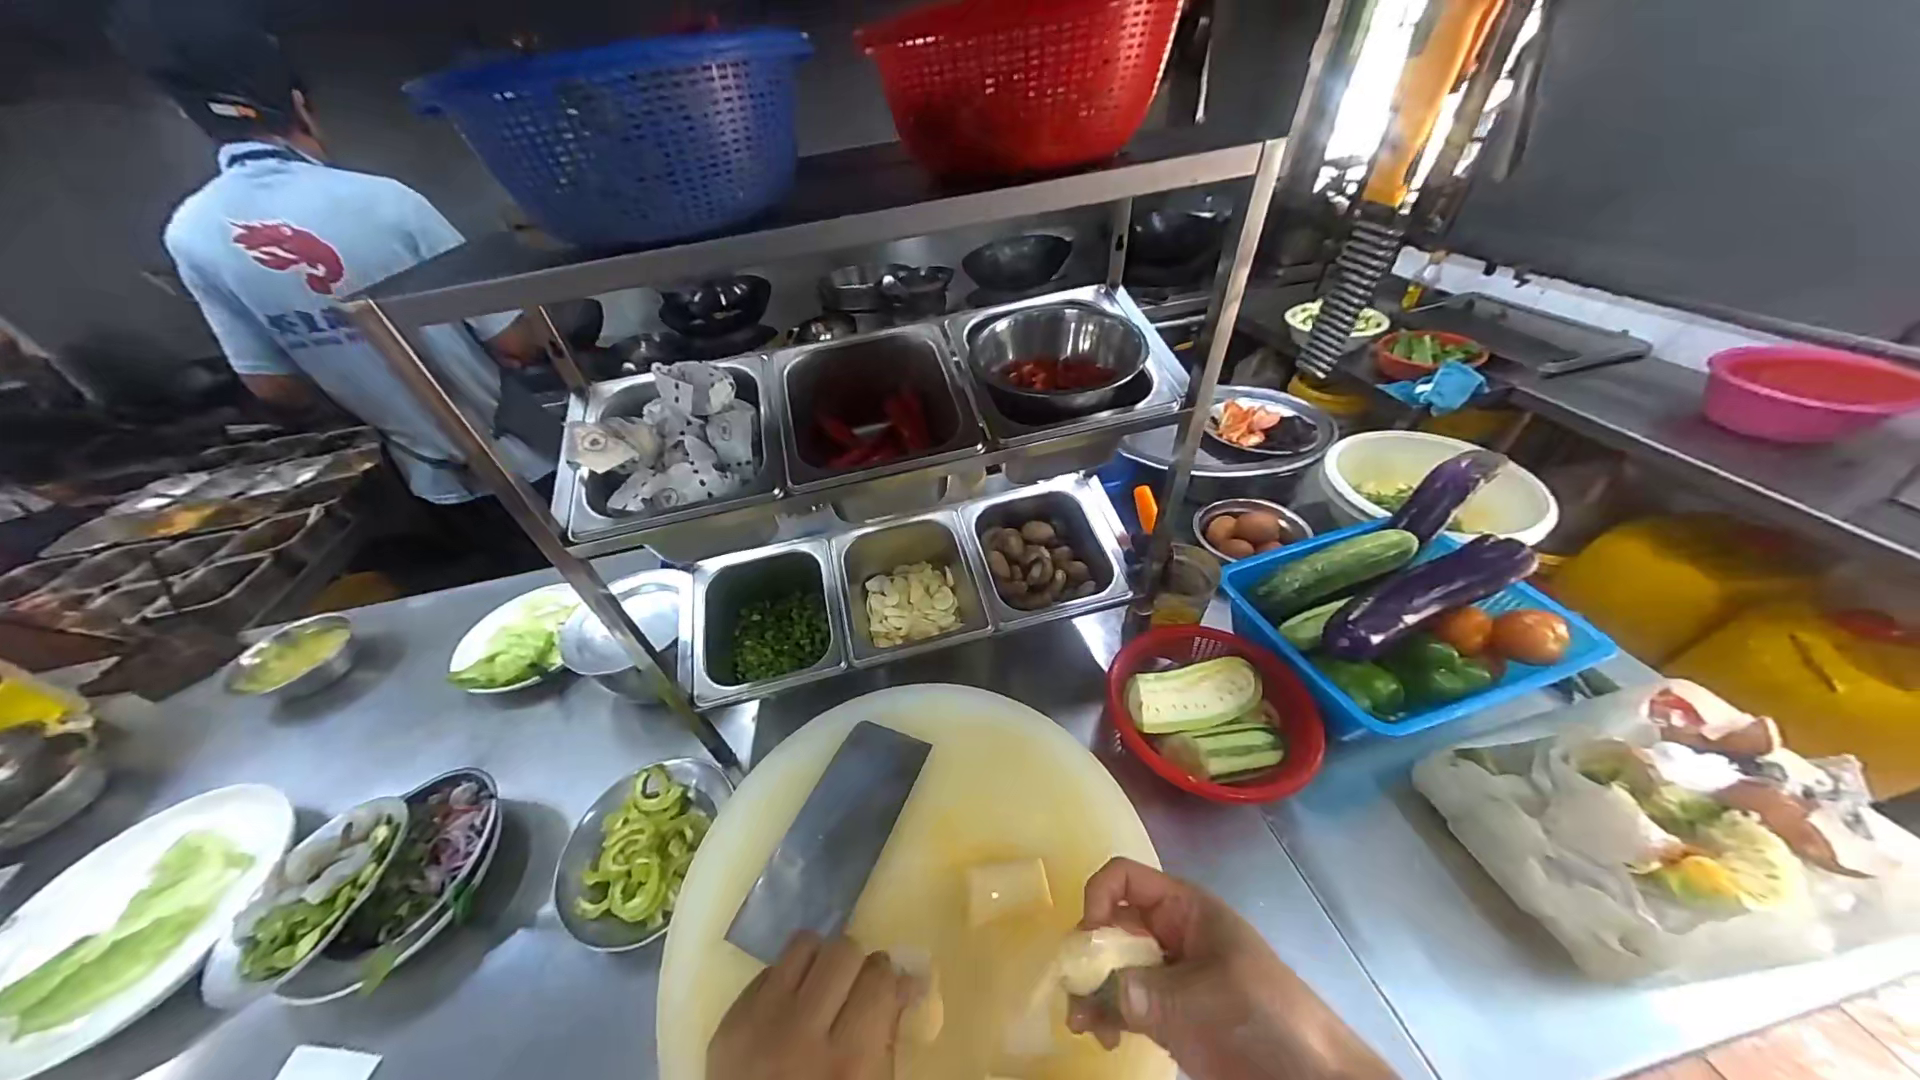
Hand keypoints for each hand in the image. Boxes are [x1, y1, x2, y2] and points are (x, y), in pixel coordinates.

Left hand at [708, 932, 915, 1079]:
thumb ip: (890, 1033)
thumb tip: (908, 978)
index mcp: (847, 1062)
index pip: (879, 978)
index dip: (887, 977)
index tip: (887, 987)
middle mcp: (802, 1034)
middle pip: (843, 950)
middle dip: (855, 965)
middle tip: (853, 989)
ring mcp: (759, 1025)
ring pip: (804, 945)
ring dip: (819, 962)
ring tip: (819, 990)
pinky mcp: (728, 1024)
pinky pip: (769, 970)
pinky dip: (785, 983)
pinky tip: (788, 1011)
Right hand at [1068, 858, 1395, 1079]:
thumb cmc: (1265, 1018)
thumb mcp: (1204, 998)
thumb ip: (1145, 991)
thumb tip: (1094, 991)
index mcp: (1183, 908)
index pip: (1124, 879)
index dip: (1098, 898)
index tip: (1088, 942)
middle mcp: (1169, 933)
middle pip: (1112, 924)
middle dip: (1089, 955)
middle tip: (1075, 995)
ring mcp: (1168, 975)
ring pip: (1113, 966)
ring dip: (1092, 990)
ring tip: (1082, 1026)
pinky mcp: (1169, 1014)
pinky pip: (1125, 1002)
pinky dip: (1107, 1015)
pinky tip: (1104, 1040)